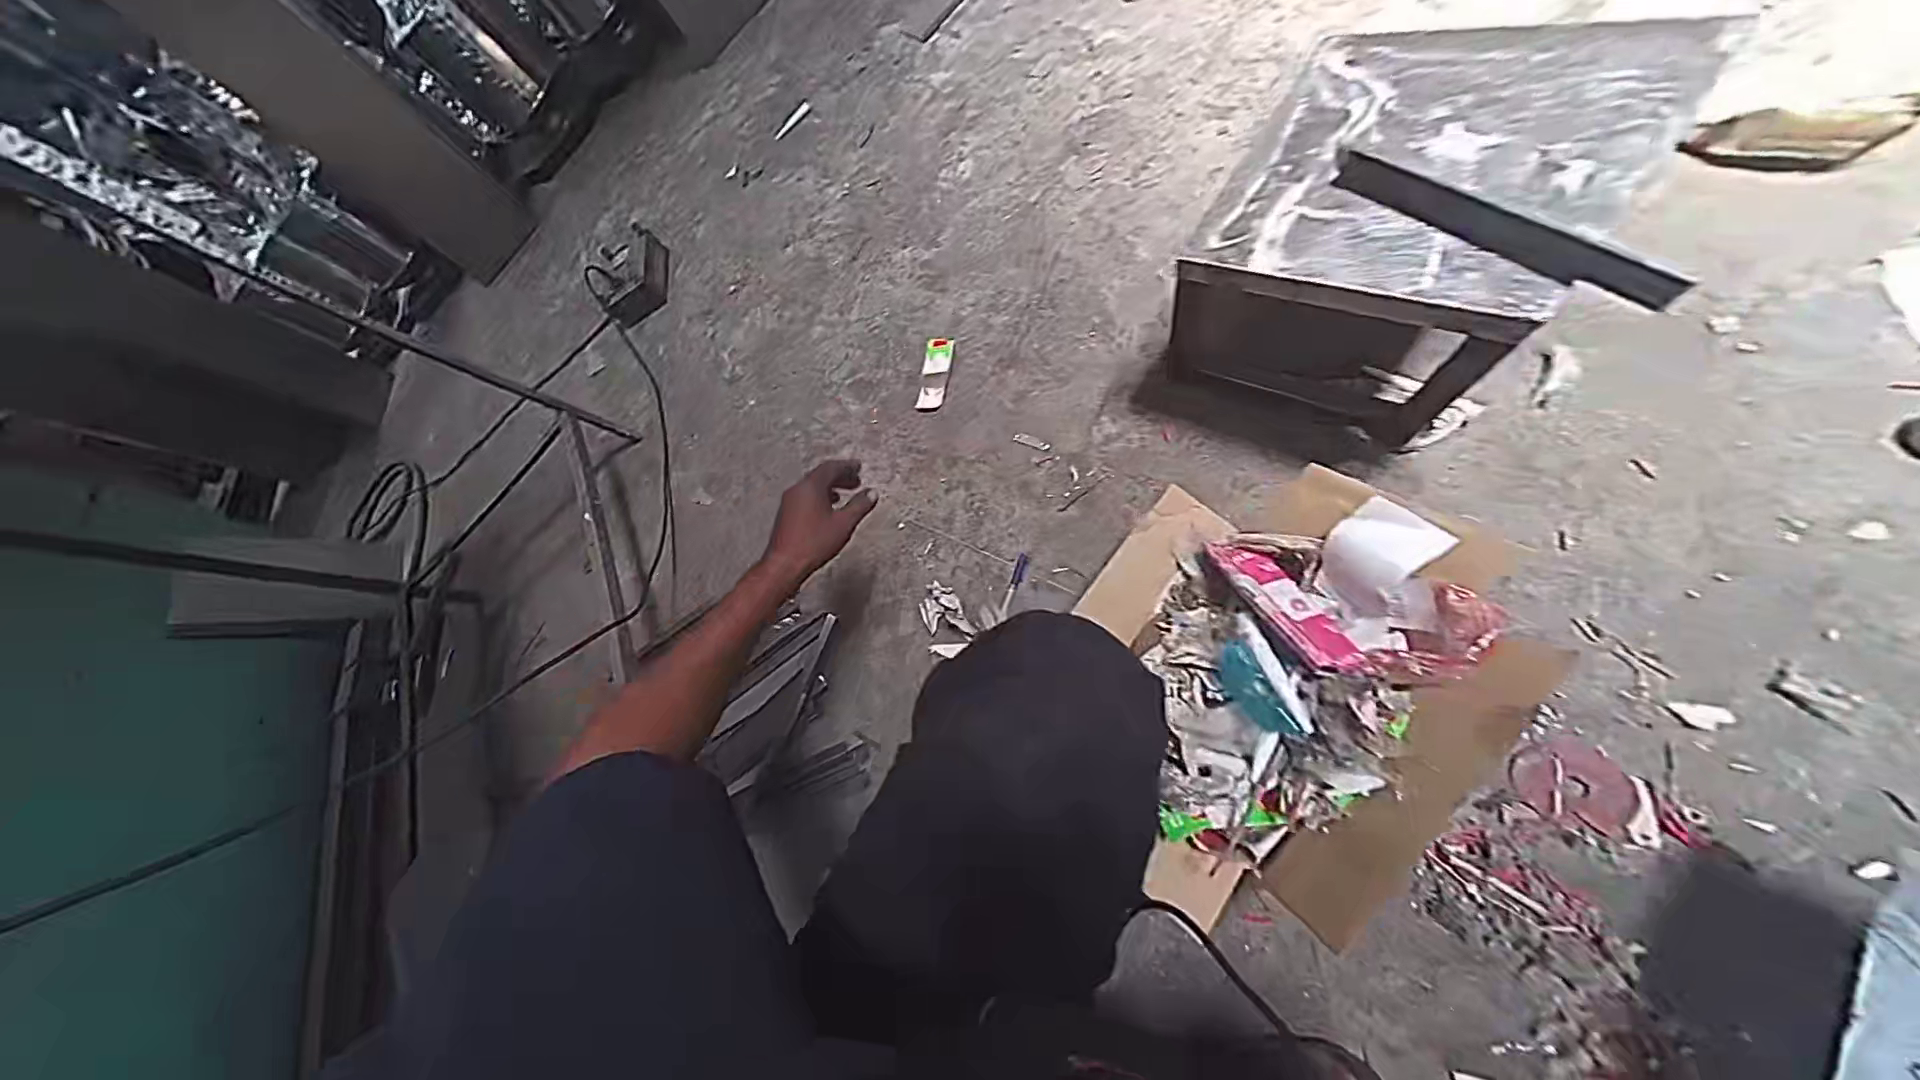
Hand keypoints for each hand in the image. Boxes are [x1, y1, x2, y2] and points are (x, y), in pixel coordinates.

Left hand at [761, 460, 877, 583]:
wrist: (785, 563)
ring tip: (844, 494)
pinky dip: (820, 497)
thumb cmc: (812, 543)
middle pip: (821, 475)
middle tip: (854, 479)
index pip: (831, 467)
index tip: (857, 466)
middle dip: (840, 476)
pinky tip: (827, 509)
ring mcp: (790, 502)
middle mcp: (797, 490)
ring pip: (812, 487)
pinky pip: (805, 497)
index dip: (847, 466)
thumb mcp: (844, 523)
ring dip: (830, 487)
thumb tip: (871, 494)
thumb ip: (859, 505)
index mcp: (811, 487)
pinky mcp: (787, 514)